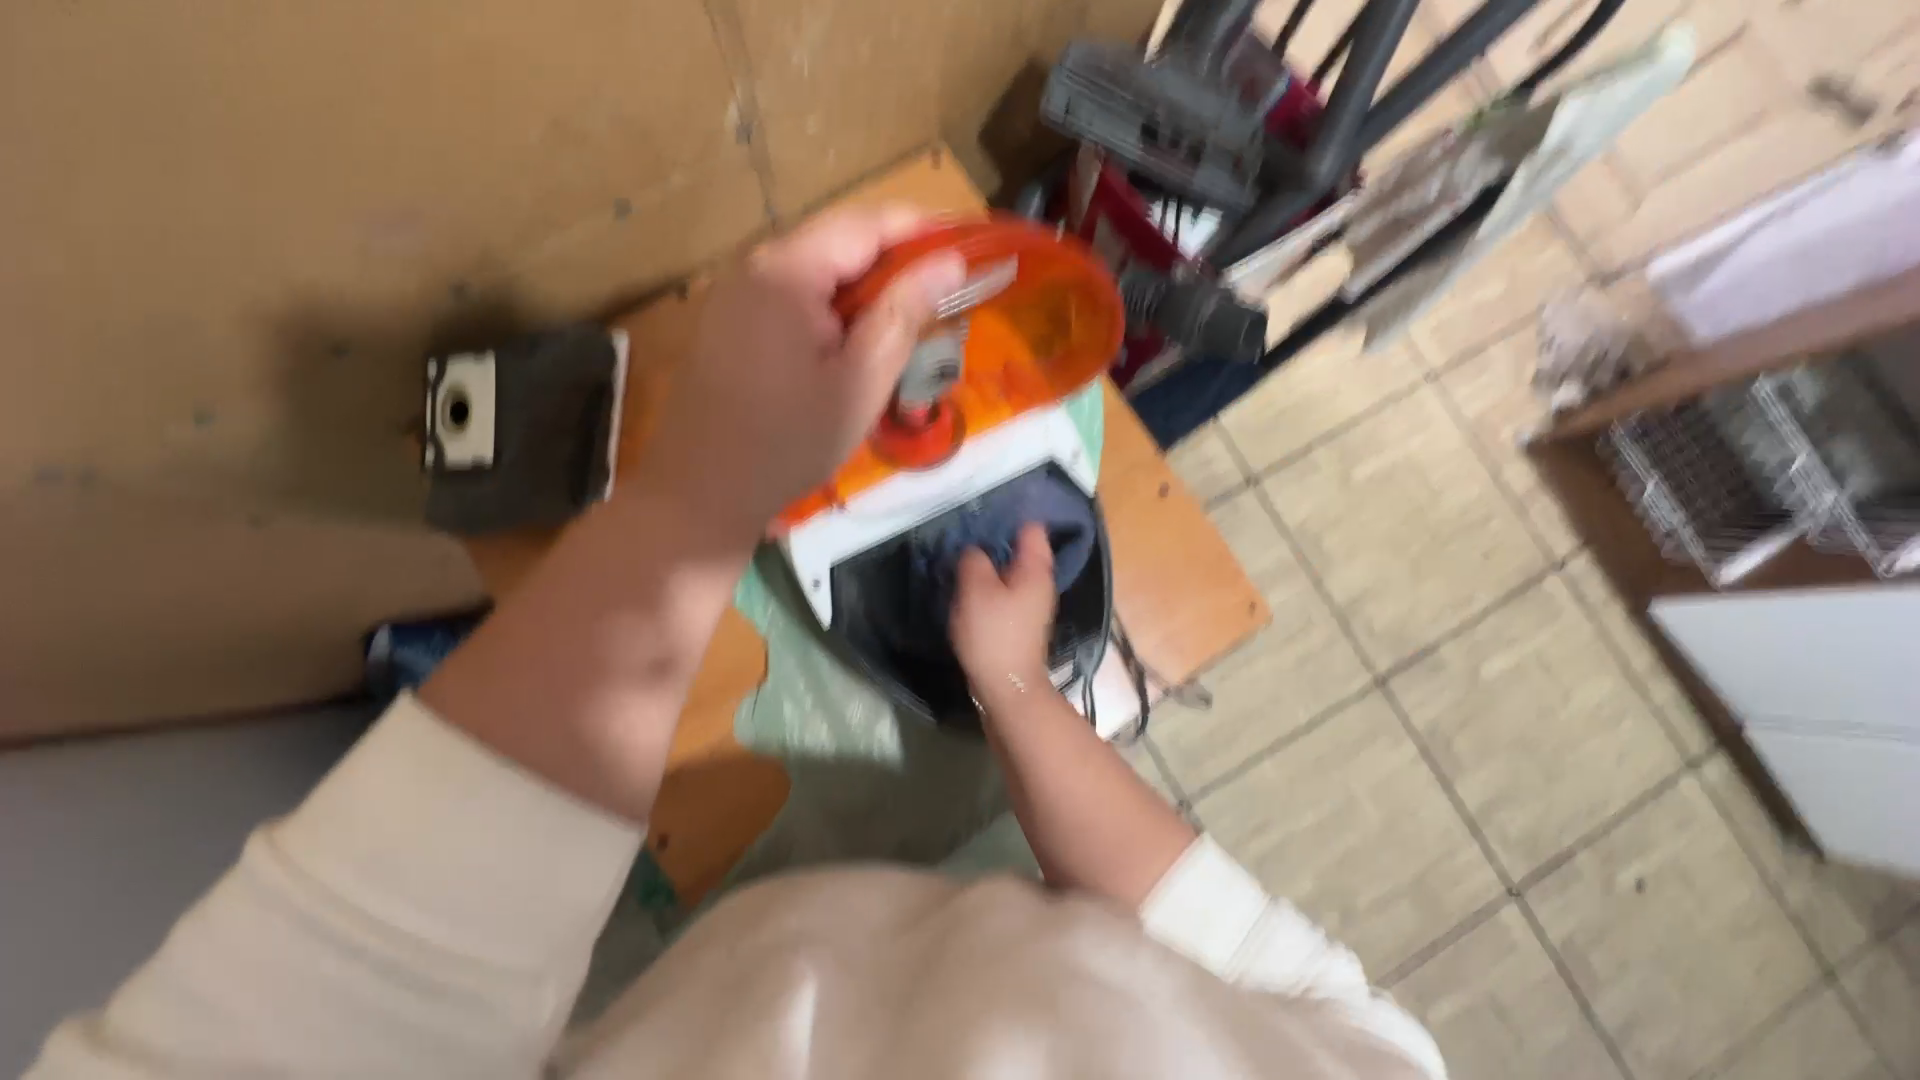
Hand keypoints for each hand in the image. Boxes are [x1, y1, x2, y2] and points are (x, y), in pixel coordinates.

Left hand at [634, 206, 966, 537]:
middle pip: (841, 241)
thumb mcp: (860, 383)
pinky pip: (793, 295)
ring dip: (865, 291)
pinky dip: (832, 310)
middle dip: (896, 265)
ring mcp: (735, 290)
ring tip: (904, 329)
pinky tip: (852, 349)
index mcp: (787, 269)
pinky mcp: (729, 318)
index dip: (924, 231)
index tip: (969, 253)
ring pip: (819, 269)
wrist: (699, 492)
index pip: (868, 222)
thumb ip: (904, 314)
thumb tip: (950, 262)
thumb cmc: (787, 442)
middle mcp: (755, 263)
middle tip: (943, 302)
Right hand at [950, 523, 1056, 706]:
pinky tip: (968, 582)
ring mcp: (1031, 602)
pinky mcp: (1019, 620)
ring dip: (990, 561)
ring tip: (962, 551)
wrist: (1006, 686)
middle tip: (965, 526)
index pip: (1031, 526)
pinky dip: (989, 581)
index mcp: (1036, 568)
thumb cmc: (993, 633)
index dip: (1010, 513)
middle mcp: (1040, 581)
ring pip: (1010, 569)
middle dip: (995, 536)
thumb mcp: (976, 590)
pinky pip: (1004, 588)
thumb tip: (973, 551)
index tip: (984, 505)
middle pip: (1021, 547)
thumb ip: (973, 560)